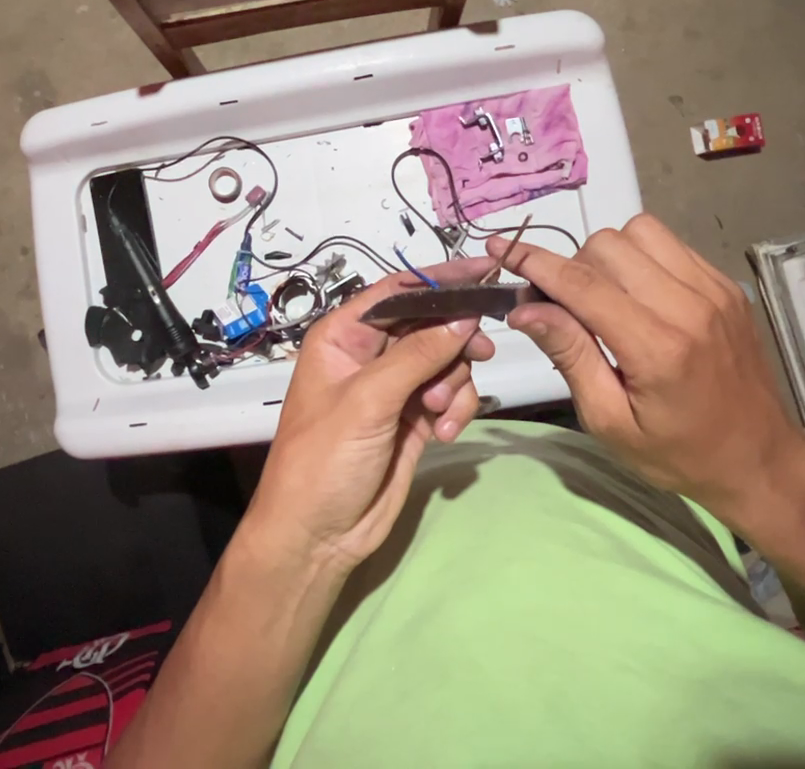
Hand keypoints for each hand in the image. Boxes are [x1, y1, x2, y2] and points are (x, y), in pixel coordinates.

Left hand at [245, 258, 497, 572]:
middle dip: (455, 340)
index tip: (486, 269)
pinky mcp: (414, 418)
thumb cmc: (324, 459)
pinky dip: (455, 409)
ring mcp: (394, 388)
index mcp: (343, 336)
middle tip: (480, 357)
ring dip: (454, 384)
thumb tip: (464, 317)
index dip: (440, 278)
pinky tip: (443, 434)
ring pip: (446, 361)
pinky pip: (450, 395)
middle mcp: (369, 354)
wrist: (317, 535)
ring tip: (438, 415)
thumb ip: (418, 355)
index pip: (397, 292)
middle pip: (430, 324)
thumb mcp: (368, 401)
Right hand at [489, 215, 804, 528]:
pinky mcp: (726, 285)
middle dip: (574, 268)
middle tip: (566, 306)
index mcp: (656, 347)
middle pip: (608, 246)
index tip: (500, 250)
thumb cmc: (678, 453)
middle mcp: (689, 306)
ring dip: (609, 256)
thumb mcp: (609, 421)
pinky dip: (641, 259)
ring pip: (639, 232)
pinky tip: (639, 296)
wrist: (761, 460)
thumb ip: (569, 356)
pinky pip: (670, 244)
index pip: (582, 284)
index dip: (534, 263)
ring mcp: (714, 290)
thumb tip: (524, 310)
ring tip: (605, 297)